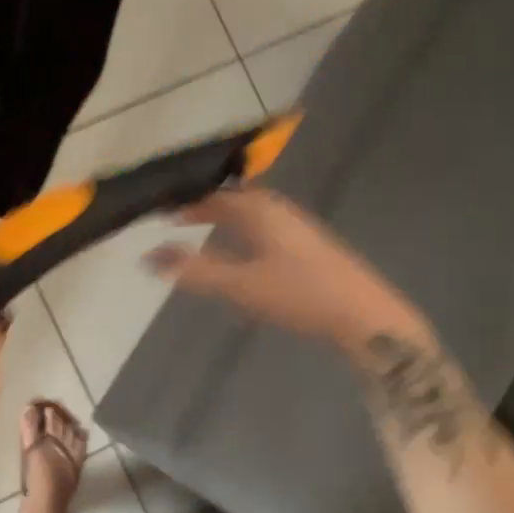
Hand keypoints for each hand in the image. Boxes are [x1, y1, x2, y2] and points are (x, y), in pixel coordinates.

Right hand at [147, 188, 416, 350]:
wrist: (366, 317)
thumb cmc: (299, 294)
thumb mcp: (240, 284)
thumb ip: (194, 271)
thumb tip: (147, 257)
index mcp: (261, 210)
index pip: (215, 195)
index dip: (187, 202)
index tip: (161, 210)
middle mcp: (280, 211)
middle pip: (236, 201)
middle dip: (206, 208)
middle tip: (177, 220)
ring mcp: (299, 229)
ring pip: (253, 216)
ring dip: (227, 221)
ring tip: (203, 234)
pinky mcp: (311, 250)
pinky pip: (266, 231)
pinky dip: (244, 236)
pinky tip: (244, 257)